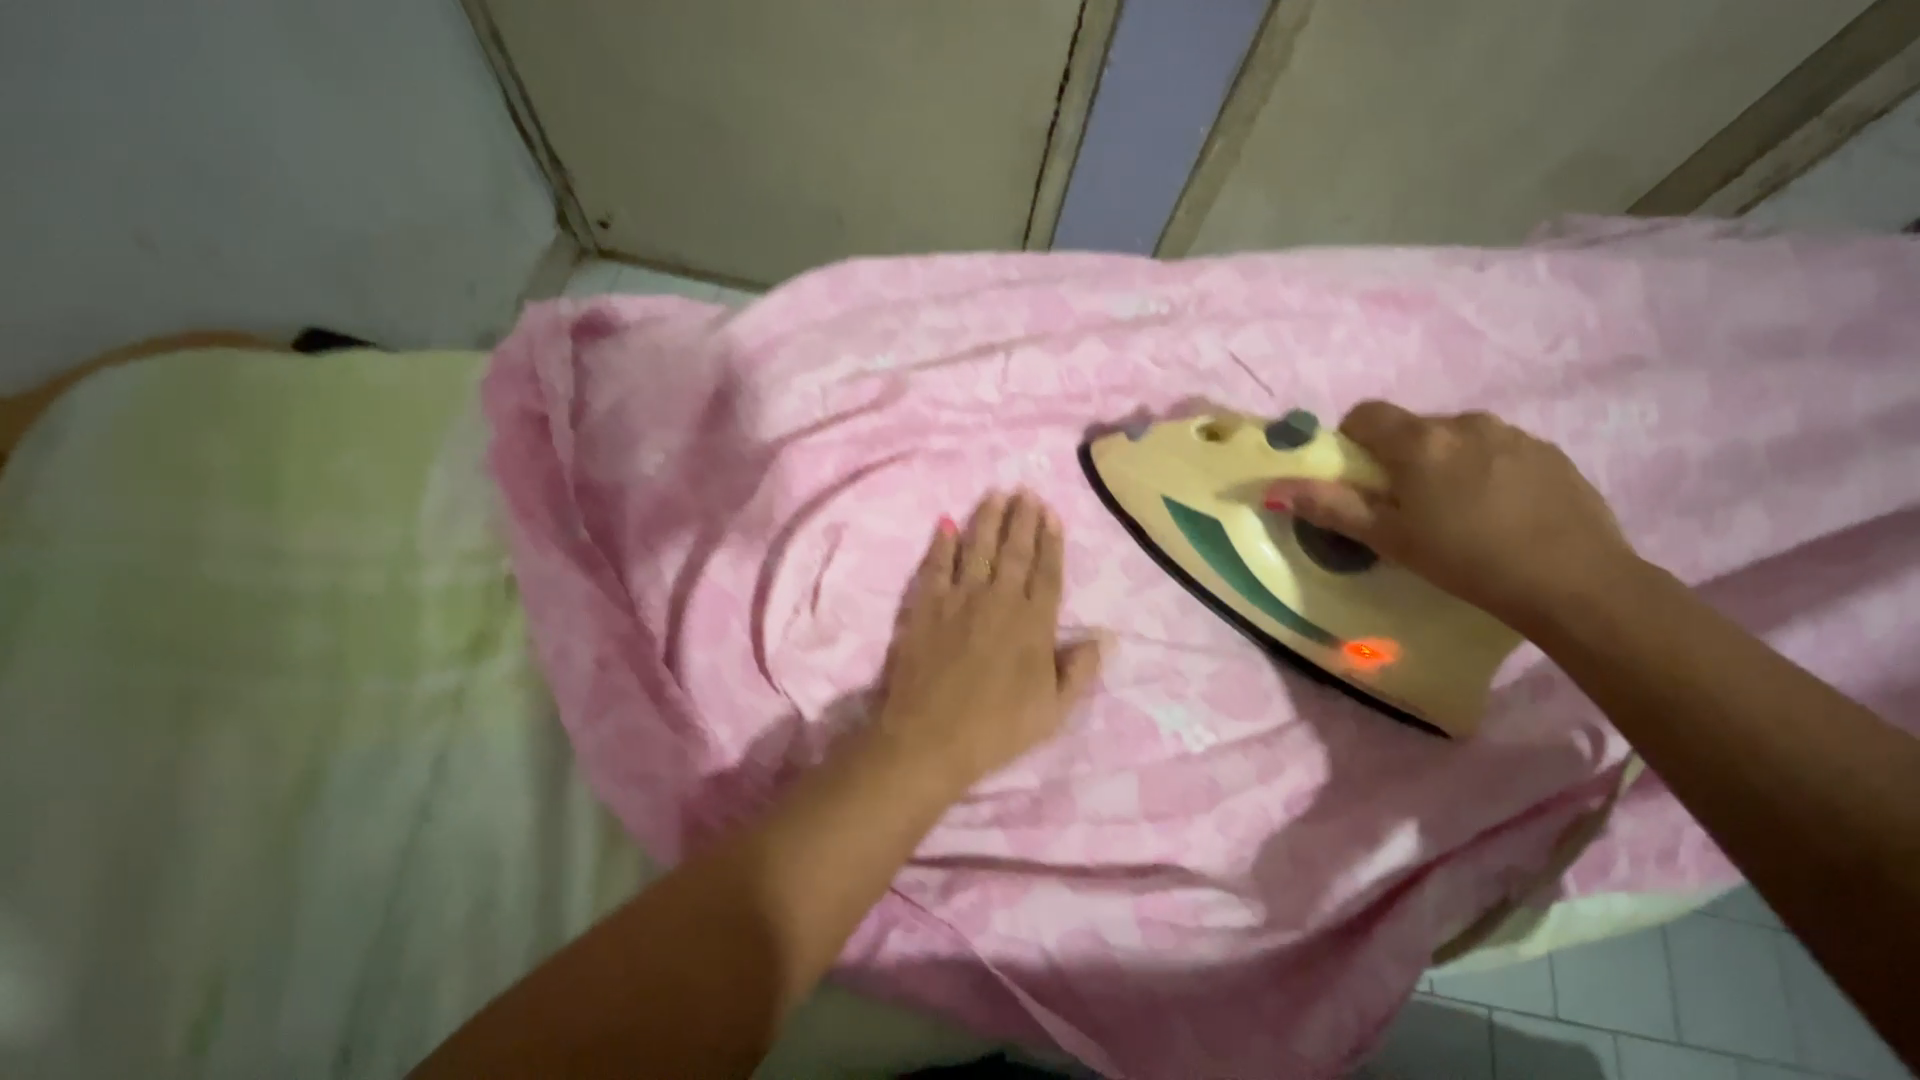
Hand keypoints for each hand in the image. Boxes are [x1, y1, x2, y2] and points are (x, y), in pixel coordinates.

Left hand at [869, 491, 1104, 790]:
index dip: (1051, 541)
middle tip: (1025, 491)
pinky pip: (934, 566)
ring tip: (995, 494)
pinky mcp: (923, 607)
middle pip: (1014, 551)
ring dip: (986, 519)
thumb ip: (1078, 670)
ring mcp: (958, 600)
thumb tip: (1103, 637)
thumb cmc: (996, 731)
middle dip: (1022, 519)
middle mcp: (998, 601)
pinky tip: (946, 525)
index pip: (1047, 573)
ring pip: (976, 548)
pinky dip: (941, 543)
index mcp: (1033, 624)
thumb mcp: (1053, 712)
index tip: (1051, 513)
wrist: (928, 739)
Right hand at [1266, 402, 1639, 631]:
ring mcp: (1515, 434)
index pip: (1367, 414)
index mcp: (1420, 440)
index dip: (1352, 440)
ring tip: (1461, 515)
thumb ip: (1334, 507)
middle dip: (1402, 458)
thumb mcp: (1390, 540)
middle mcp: (1466, 423)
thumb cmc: (1466, 560)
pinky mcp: (1552, 453)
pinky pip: (1502, 452)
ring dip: (1448, 464)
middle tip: (1408, 508)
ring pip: (1460, 440)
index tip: (1359, 478)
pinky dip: (1489, 473)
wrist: (1575, 581)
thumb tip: (1279, 487)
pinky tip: (1502, 515)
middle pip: (1415, 428)